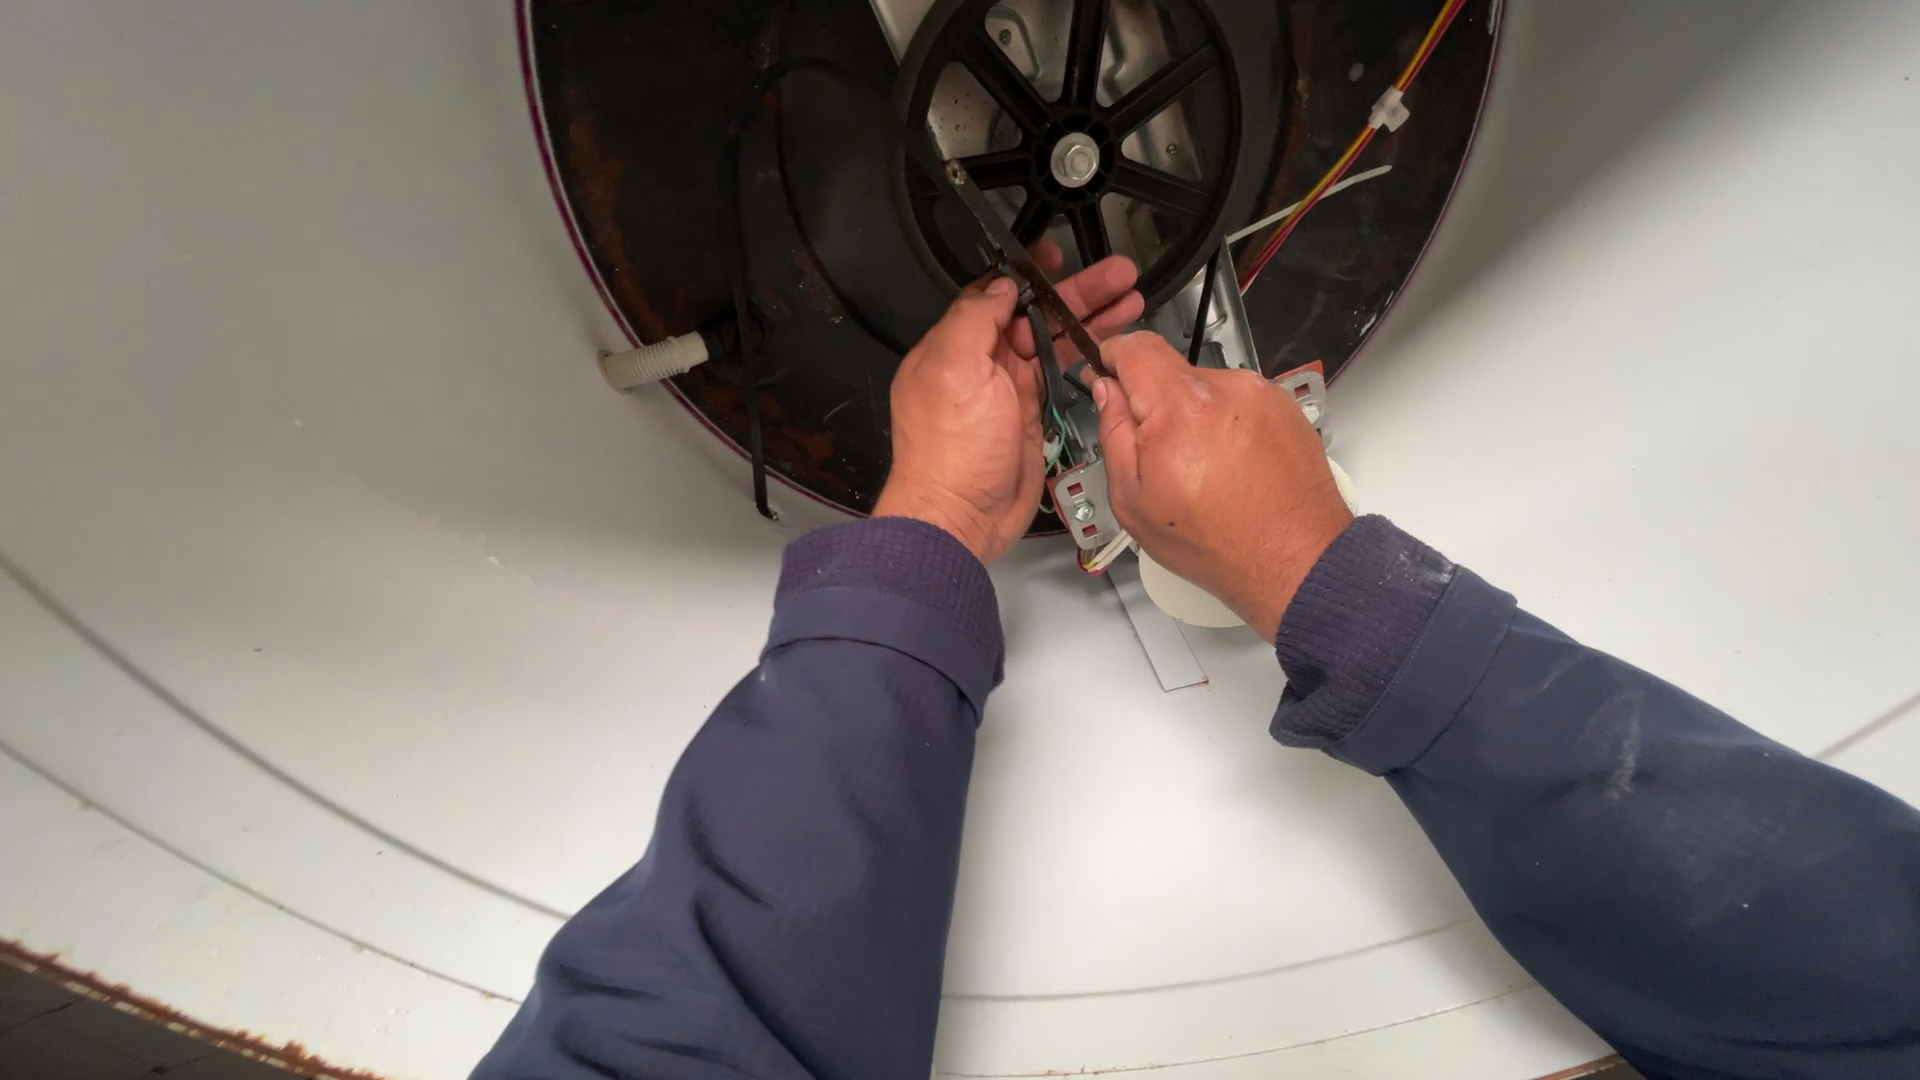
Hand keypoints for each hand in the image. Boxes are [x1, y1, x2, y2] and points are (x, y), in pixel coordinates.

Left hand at [875, 249, 1142, 562]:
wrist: (960, 517)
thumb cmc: (948, 454)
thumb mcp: (954, 371)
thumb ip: (974, 320)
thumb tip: (998, 287)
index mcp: (955, 347)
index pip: (993, 295)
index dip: (1028, 273)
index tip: (1056, 255)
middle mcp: (980, 366)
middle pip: (1033, 315)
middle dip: (1076, 293)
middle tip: (1116, 276)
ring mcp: (1006, 392)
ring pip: (1051, 343)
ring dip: (1089, 321)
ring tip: (1128, 299)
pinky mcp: (1029, 417)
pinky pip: (1060, 376)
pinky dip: (1085, 358)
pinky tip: (1110, 345)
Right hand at [1093, 333, 1352, 640]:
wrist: (1294, 559)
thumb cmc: (1213, 541)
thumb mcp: (1133, 499)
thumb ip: (1114, 433)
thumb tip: (1107, 390)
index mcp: (1180, 406)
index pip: (1135, 348)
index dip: (1112, 356)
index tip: (1105, 374)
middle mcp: (1225, 386)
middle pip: (1170, 371)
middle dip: (1154, 404)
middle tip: (1157, 456)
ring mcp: (1261, 393)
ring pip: (1204, 389)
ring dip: (1192, 417)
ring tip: (1202, 470)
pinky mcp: (1284, 406)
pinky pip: (1237, 402)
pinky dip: (1223, 426)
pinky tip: (1229, 467)